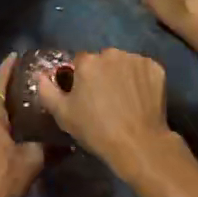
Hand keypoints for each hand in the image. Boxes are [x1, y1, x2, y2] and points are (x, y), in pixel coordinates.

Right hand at [37, 49, 175, 170]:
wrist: (138, 142)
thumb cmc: (96, 130)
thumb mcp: (64, 115)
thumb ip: (48, 91)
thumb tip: (41, 75)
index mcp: (88, 62)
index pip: (80, 61)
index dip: (81, 77)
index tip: (85, 94)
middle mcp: (113, 53)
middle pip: (104, 59)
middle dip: (103, 72)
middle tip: (105, 97)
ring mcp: (137, 59)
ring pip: (124, 62)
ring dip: (122, 74)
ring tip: (124, 99)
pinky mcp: (156, 67)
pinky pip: (143, 69)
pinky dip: (141, 79)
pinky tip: (140, 98)